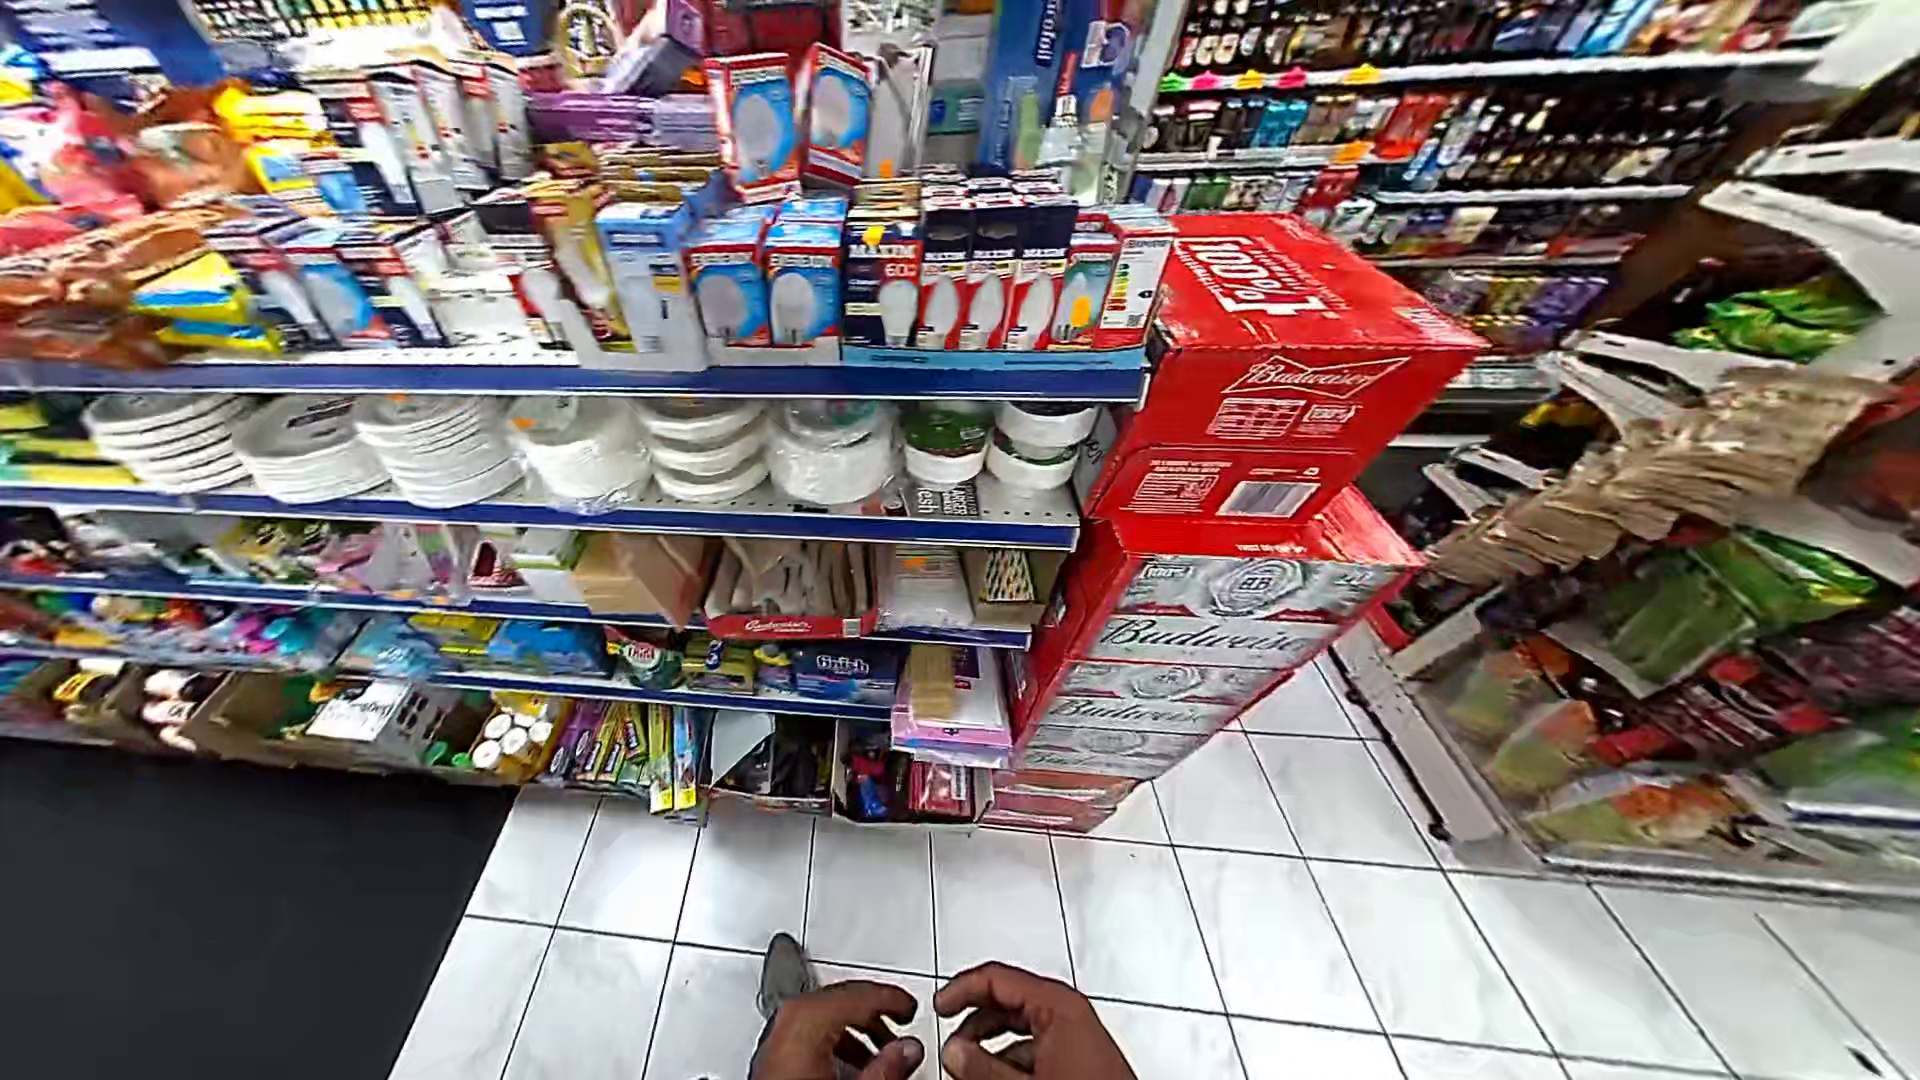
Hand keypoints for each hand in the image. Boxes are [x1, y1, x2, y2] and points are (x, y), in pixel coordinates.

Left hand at [754, 979, 924, 1079]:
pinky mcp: (773, 1051)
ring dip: (859, 1031)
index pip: (862, 993)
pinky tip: (852, 1064)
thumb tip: (908, 1049)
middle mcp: (791, 1015)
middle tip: (901, 1023)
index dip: (892, 1000)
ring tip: (882, 1052)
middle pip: (846, 1000)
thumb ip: (884, 1067)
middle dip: (877, 1015)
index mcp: (809, 1015)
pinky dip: (837, 1040)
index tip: (909, 1007)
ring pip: (831, 1017)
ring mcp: (779, 1032)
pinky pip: (813, 1032)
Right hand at [934, 963, 1136, 1079]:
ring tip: (966, 1063)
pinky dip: (1009, 1057)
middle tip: (948, 1033)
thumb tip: (954, 1049)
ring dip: (989, 1040)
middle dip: (974, 1017)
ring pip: (1018, 1025)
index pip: (997, 977)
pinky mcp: (1078, 1055)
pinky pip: (1033, 1044)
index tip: (940, 1004)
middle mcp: (1066, 1009)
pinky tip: (995, 1076)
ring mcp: (1074, 1032)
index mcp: (1056, 1003)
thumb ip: (985, 1067)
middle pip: (1007, 998)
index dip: (962, 988)